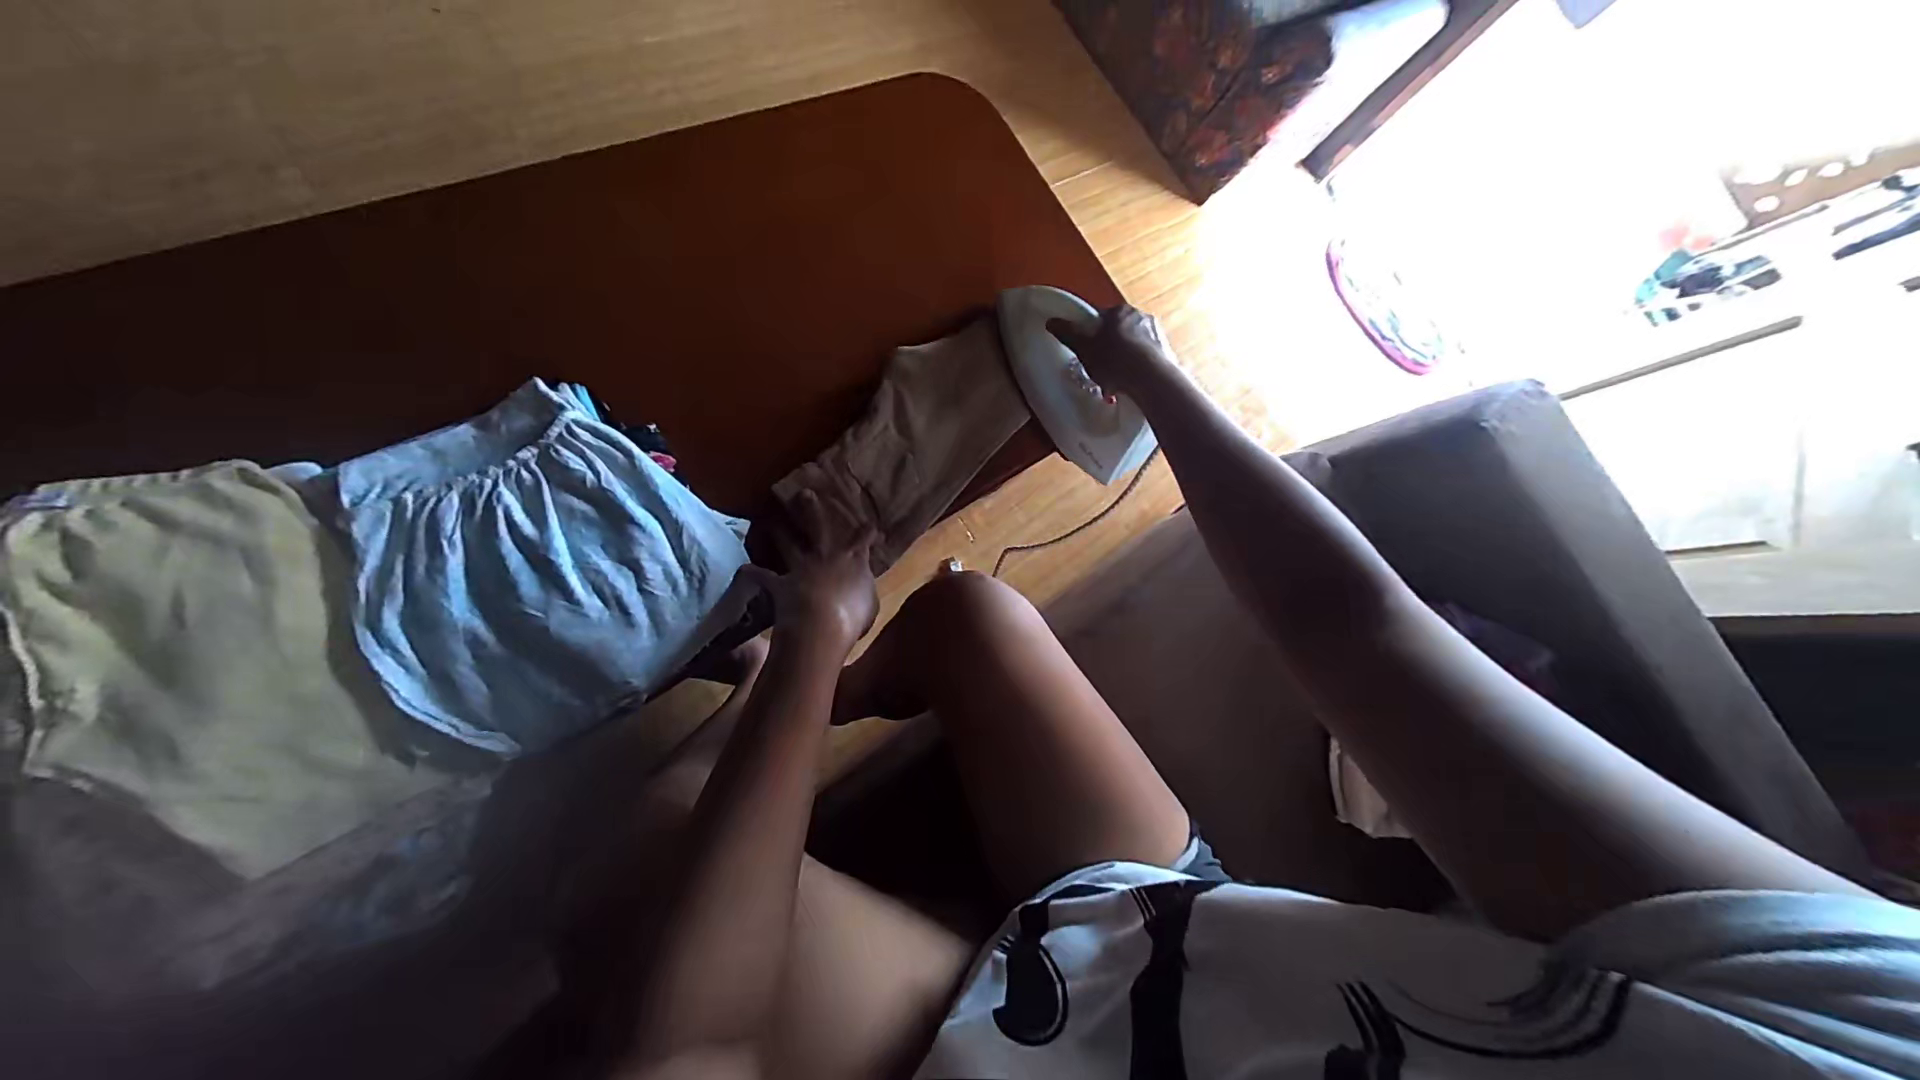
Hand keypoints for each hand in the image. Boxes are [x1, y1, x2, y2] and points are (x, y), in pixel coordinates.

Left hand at [745, 490, 879, 649]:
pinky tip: (744, 568)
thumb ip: (866, 592)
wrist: (821, 626)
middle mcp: (826, 556)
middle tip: (804, 493)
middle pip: (818, 527)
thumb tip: (863, 588)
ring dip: (780, 532)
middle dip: (812, 509)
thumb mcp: (870, 605)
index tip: (869, 525)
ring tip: (772, 521)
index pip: (862, 540)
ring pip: (789, 545)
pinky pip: (763, 576)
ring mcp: (801, 568)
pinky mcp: (780, 584)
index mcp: (854, 561)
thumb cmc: (854, 618)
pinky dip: (753, 573)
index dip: (866, 532)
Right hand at [1046, 304, 1176, 401]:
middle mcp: (1141, 316)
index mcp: (1119, 311)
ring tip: (1115, 383)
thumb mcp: (1083, 348)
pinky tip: (1130, 386)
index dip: (1091, 335)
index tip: (1087, 351)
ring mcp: (1156, 334)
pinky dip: (1137, 370)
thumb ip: (1067, 333)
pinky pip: (1145, 360)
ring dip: (1124, 362)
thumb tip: (1051, 322)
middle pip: (1118, 333)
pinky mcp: (1166, 353)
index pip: (1101, 318)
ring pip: (1132, 347)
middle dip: (1109, 349)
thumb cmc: (1114, 359)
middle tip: (1100, 370)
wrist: (1151, 379)